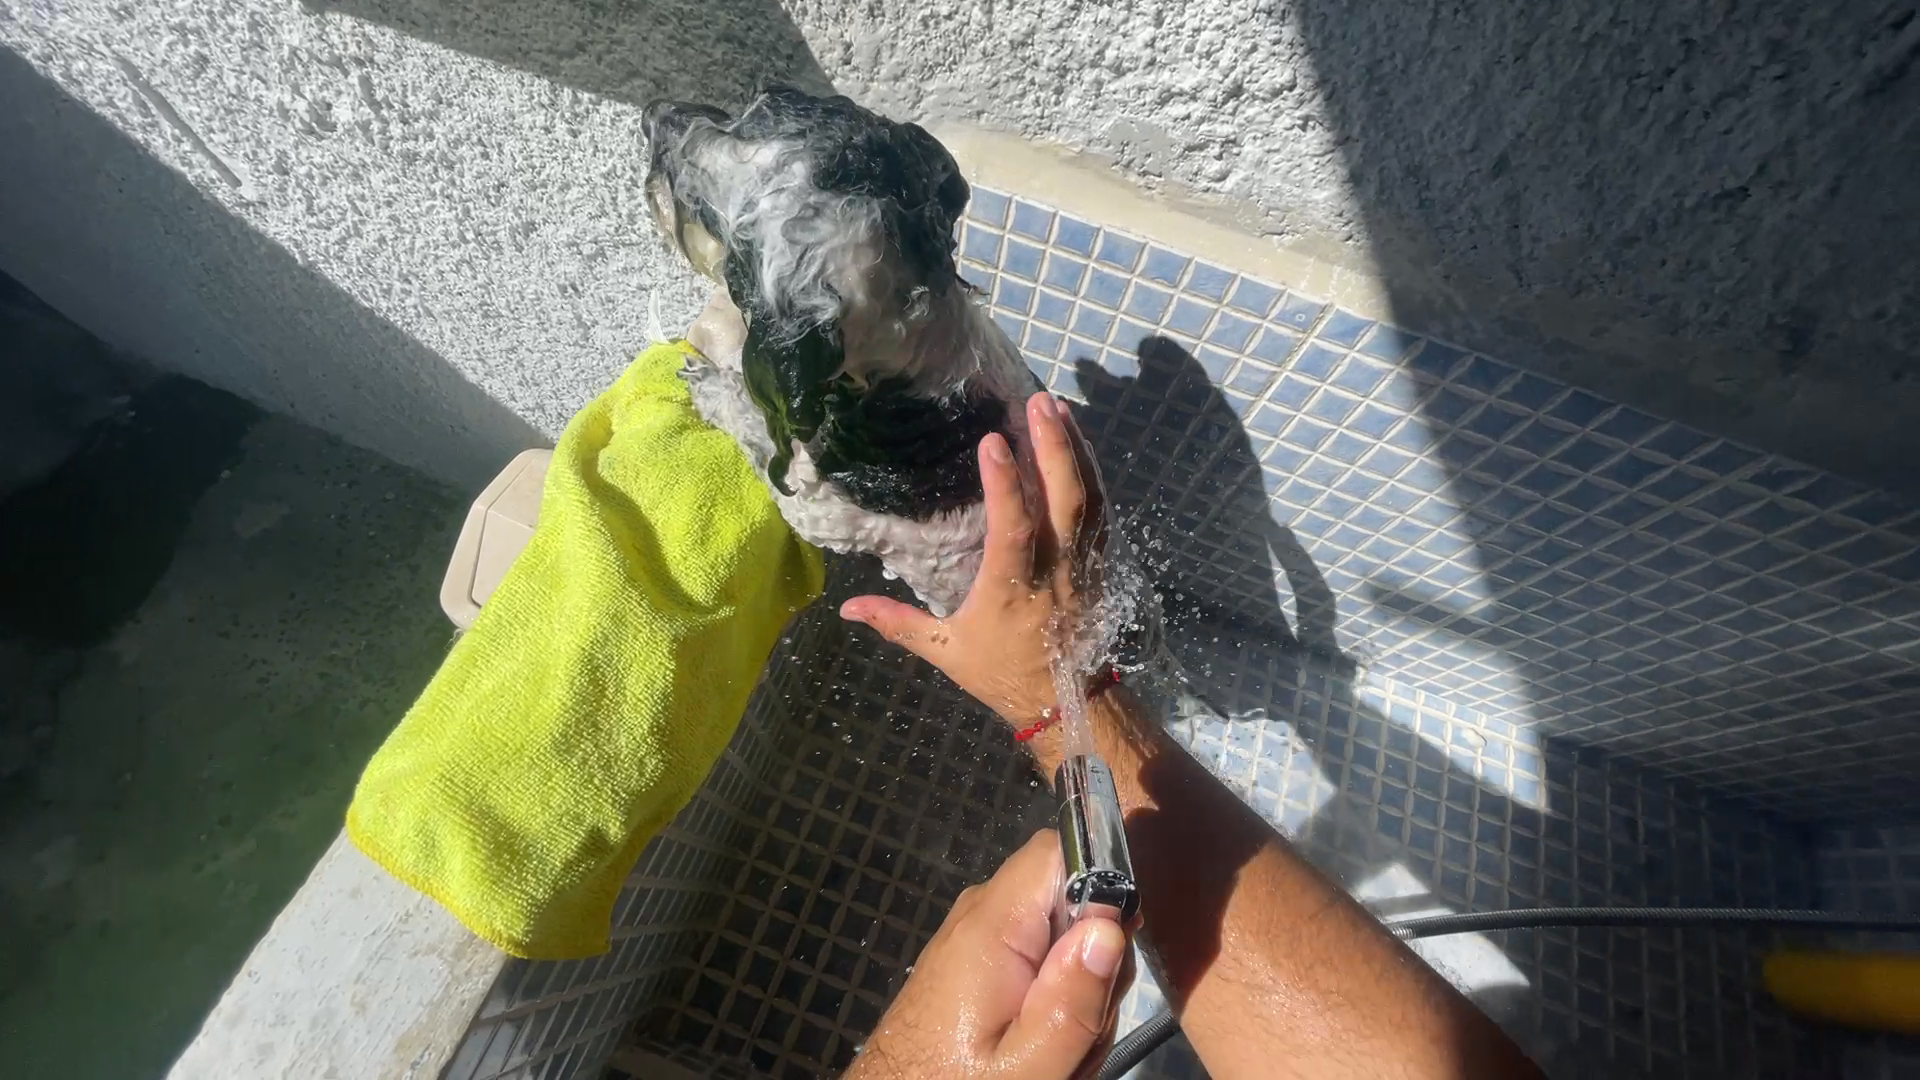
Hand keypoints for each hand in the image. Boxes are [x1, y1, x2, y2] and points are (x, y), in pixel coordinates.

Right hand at [840, 393, 1100, 724]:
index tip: (992, 440)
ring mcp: (1085, 566)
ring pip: (1089, 502)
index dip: (1006, 484)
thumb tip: (845, 608)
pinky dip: (1092, 475)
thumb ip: (898, 625)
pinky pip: (1102, 514)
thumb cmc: (1003, 674)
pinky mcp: (1100, 565)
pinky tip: (1079, 446)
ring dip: (1076, 452)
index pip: (1014, 529)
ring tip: (1060, 409)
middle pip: (1064, 503)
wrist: (1068, 702)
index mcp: (1013, 590)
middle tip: (1040, 401)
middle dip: (1054, 449)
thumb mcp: (946, 653)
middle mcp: (1056, 571)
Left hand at [846, 830, 1129, 1079]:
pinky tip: (1039, 1043)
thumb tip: (1110, 925)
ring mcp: (977, 932)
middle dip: (1093, 954)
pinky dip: (1048, 995)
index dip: (1101, 880)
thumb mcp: (1025, 1068)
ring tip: (1058, 1049)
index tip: (1117, 943)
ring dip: (1074, 986)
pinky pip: (1034, 954)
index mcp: (993, 921)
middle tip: (1083, 1026)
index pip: (1057, 847)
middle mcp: (983, 910)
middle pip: (1067, 896)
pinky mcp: (976, 957)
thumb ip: (1070, 1000)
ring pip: (1057, 932)